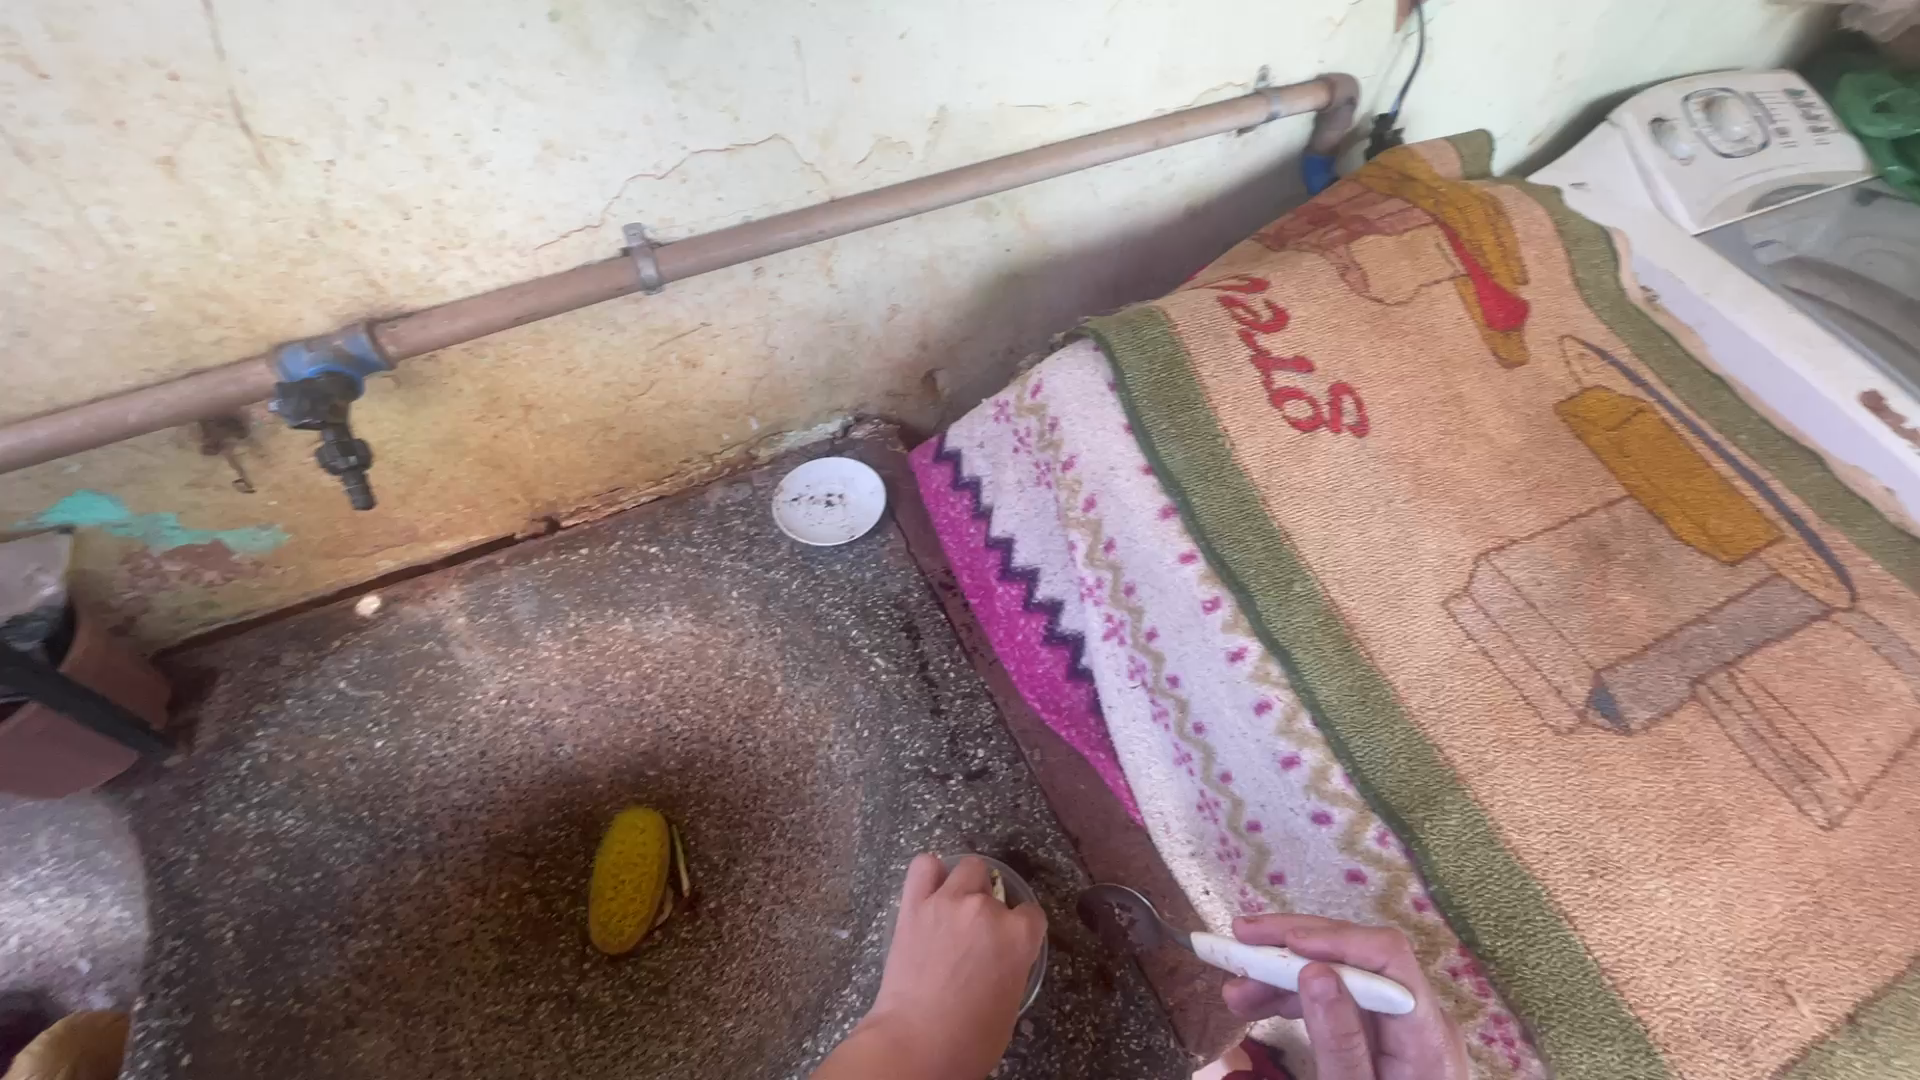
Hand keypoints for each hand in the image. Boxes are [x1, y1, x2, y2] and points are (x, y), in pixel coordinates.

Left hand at [813, 854, 1046, 1079]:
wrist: (916, 1044)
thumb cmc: (970, 1038)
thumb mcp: (1010, 1002)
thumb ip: (1013, 964)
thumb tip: (1004, 952)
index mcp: (1018, 936)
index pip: (1032, 914)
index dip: (1023, 930)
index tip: (1011, 944)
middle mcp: (986, 909)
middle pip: (997, 888)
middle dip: (991, 906)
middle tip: (977, 934)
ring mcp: (949, 901)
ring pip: (968, 866)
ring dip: (966, 884)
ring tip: (956, 908)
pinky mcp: (915, 903)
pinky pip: (924, 866)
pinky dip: (930, 873)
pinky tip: (931, 891)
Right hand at [1220, 914, 1467, 1079]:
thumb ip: (1340, 1043)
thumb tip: (1314, 972)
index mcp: (1426, 1037)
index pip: (1388, 957)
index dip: (1333, 939)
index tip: (1281, 943)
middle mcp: (1418, 1016)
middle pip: (1354, 954)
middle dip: (1290, 946)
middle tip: (1238, 942)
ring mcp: (1400, 1022)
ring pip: (1336, 971)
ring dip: (1281, 971)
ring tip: (1235, 991)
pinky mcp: (1381, 1031)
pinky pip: (1333, 995)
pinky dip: (1292, 993)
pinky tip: (1258, 1004)